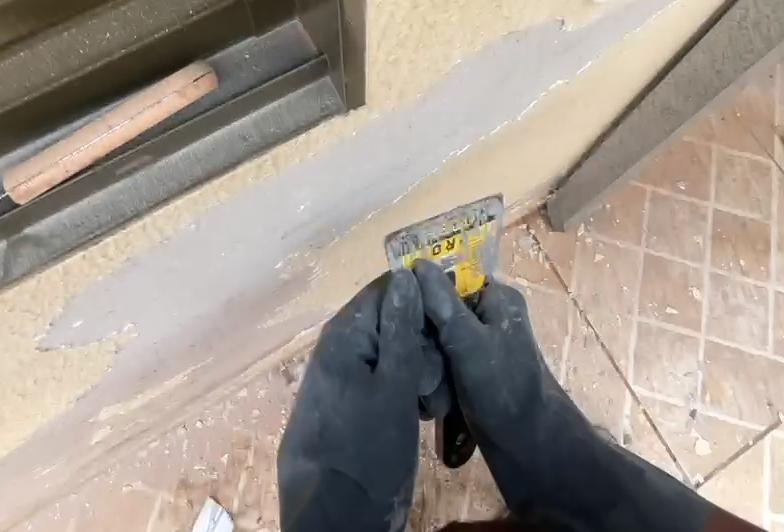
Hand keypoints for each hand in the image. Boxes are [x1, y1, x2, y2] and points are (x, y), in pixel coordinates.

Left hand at [277, 273, 427, 531]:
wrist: (333, 520)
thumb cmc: (366, 449)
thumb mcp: (394, 386)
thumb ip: (400, 328)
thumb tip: (406, 275)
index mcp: (345, 333)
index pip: (388, 289)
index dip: (421, 299)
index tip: (450, 323)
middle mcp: (339, 347)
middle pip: (392, 322)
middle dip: (423, 345)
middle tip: (437, 382)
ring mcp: (342, 377)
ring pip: (392, 355)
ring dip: (418, 373)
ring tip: (431, 405)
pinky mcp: (348, 404)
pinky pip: (382, 381)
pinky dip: (404, 392)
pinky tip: (421, 415)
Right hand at [414, 262, 732, 529]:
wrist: (532, 454)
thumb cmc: (504, 391)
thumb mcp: (468, 341)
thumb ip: (441, 302)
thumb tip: (416, 263)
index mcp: (496, 298)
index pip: (448, 278)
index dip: (419, 291)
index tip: (394, 312)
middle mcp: (489, 317)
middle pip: (439, 310)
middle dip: (421, 334)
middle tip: (409, 355)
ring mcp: (481, 349)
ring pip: (436, 340)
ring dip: (425, 361)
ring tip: (419, 383)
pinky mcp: (473, 376)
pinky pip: (442, 364)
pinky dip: (432, 378)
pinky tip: (424, 397)